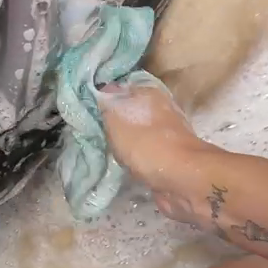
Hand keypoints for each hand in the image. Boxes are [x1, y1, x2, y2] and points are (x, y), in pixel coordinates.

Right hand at [97, 82, 219, 222]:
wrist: (182, 178)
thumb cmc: (147, 145)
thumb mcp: (117, 121)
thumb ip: (106, 106)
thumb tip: (101, 93)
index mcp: (148, 93)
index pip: (119, 90)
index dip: (103, 100)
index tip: (85, 113)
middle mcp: (160, 108)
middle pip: (129, 112)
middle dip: (112, 122)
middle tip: (91, 134)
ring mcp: (166, 132)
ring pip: (136, 132)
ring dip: (123, 141)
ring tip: (103, 150)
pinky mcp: (169, 155)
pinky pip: (143, 151)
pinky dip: (134, 157)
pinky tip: (121, 163)